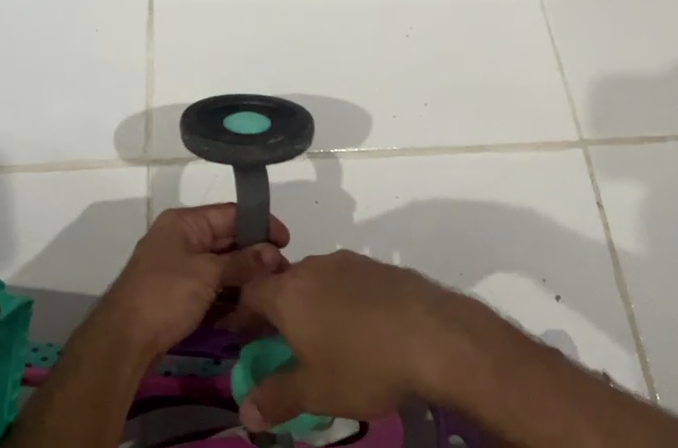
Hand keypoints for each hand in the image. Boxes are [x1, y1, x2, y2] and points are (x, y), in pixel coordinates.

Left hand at [93, 203, 290, 360]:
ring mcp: (178, 268)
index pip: (231, 214)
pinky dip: (229, 296)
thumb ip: (243, 262)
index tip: (287, 242)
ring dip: (244, 279)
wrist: (123, 341)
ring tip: (272, 292)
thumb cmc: (165, 295)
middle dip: (255, 255)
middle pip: (227, 240)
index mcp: (184, 222)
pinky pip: (211, 288)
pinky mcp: (178, 295)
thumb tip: (273, 254)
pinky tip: (250, 309)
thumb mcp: (207, 274)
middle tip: (284, 273)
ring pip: (221, 267)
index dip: (261, 224)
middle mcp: (181, 239)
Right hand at [237, 250, 490, 431]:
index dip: (242, 314)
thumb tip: (245, 413)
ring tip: (324, 339)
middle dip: (278, 311)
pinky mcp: (380, 268)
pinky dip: (344, 302)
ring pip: (318, 280)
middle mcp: (315, 268)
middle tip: (282, 344)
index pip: (250, 291)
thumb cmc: (364, 364)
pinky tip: (362, 330)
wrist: (435, 336)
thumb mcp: (315, 392)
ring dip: (313, 304)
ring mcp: (350, 263)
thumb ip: (276, 399)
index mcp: (289, 292)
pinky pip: (348, 282)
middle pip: (284, 282)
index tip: (242, 337)